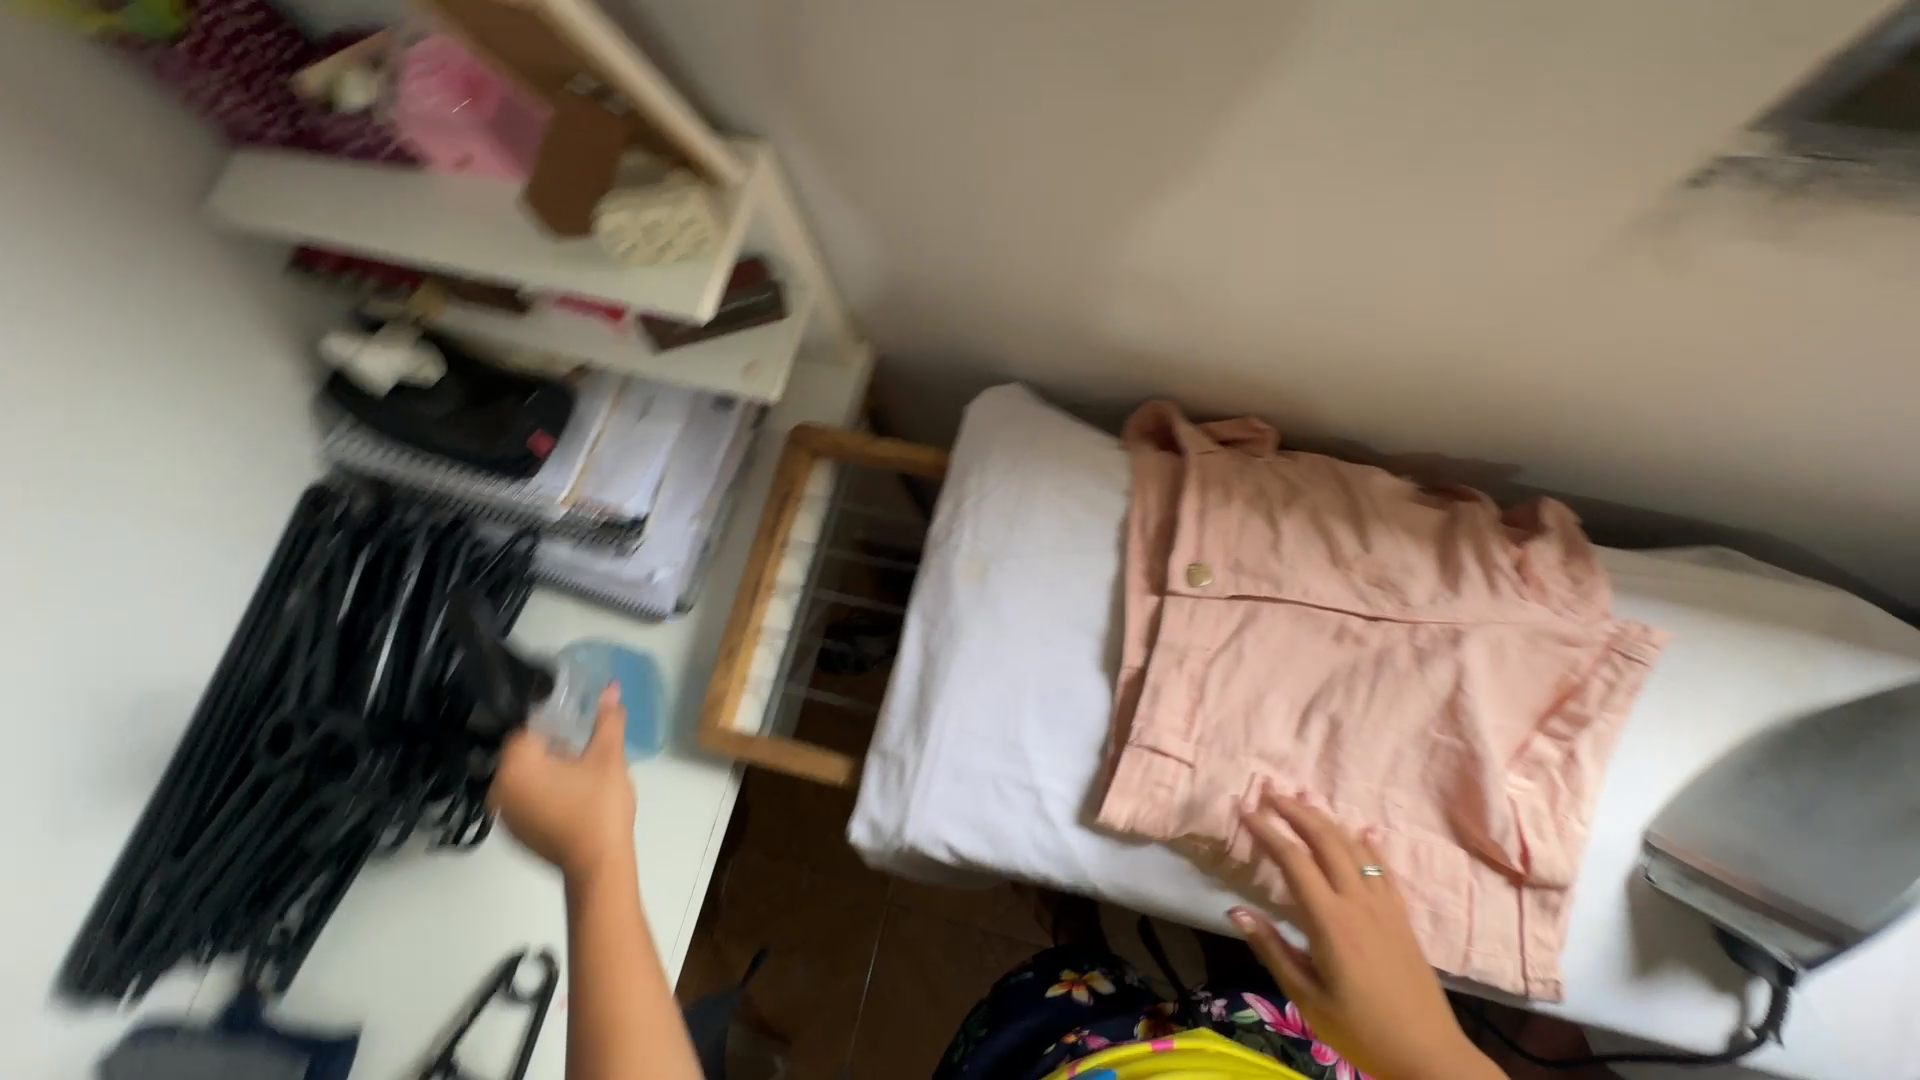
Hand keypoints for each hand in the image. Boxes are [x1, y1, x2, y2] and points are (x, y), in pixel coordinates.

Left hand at [490, 685, 636, 884]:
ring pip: (527, 778)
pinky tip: (575, 799)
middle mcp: (500, 790)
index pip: (528, 730)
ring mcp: (505, 817)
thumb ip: (607, 720)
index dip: (555, 725)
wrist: (599, 865)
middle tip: (586, 753)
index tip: (580, 730)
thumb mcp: (609, 757)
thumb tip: (611, 688)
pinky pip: (527, 801)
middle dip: (554, 748)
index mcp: (515, 768)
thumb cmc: (600, 806)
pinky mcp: (516, 835)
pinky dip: (546, 794)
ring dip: (550, 771)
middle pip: (525, 755)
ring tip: (584, 776)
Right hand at [1230, 788, 1503, 1079]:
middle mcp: (1358, 903)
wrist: (1429, 1057)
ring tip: (1304, 800)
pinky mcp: (1403, 918)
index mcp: (1330, 921)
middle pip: (1325, 841)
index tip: (1242, 809)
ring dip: (1327, 820)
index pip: (1292, 860)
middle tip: (1269, 791)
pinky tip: (1363, 831)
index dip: (1265, 831)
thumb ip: (1272, 949)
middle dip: (1295, 812)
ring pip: (1354, 848)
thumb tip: (1236, 910)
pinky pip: (1384, 869)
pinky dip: (1369, 844)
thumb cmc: (1360, 1030)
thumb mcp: (1306, 997)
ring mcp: (1385, 907)